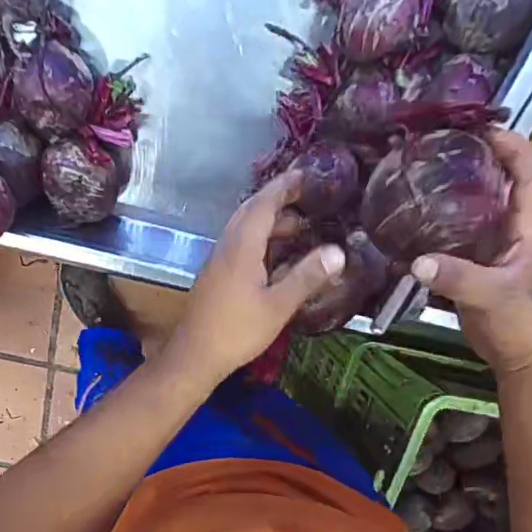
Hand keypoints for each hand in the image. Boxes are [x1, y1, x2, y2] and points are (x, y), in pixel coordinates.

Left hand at [165, 172, 343, 385]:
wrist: (195, 356)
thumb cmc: (237, 331)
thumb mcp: (278, 306)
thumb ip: (307, 277)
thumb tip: (337, 252)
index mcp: (241, 247)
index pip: (263, 204)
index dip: (284, 187)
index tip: (305, 175)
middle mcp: (227, 247)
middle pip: (251, 213)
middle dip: (278, 202)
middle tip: (306, 200)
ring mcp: (218, 262)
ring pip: (244, 231)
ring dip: (270, 224)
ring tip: (299, 229)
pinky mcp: (215, 277)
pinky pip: (240, 247)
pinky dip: (261, 242)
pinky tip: (276, 259)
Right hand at [412, 128, 531, 375]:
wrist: (524, 358)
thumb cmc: (522, 323)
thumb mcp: (491, 297)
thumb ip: (455, 278)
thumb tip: (415, 261)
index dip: (514, 145)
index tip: (485, 127)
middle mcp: (517, 231)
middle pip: (505, 182)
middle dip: (481, 159)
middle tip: (446, 146)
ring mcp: (498, 249)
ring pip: (482, 208)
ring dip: (460, 190)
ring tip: (428, 174)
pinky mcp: (480, 267)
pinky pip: (461, 236)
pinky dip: (442, 225)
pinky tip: (417, 222)